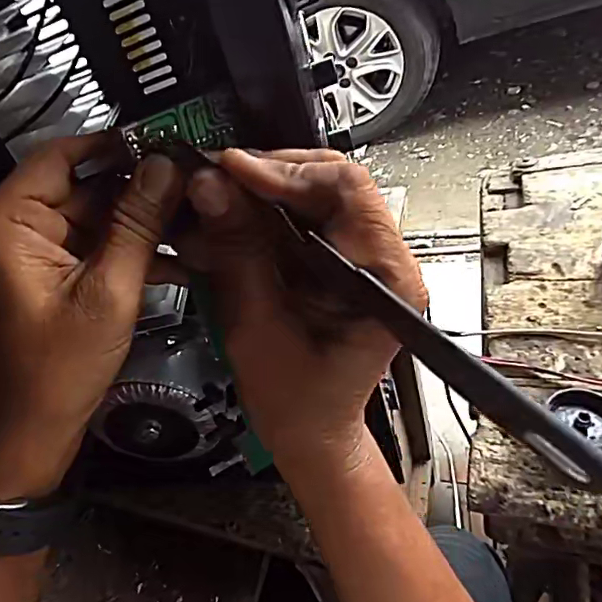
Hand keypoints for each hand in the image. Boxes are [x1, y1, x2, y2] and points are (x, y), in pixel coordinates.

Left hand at [0, 137, 182, 498]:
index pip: (63, 154)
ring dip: (144, 222)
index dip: (116, 145)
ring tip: (195, 222)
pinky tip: (177, 258)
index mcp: (10, 223)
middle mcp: (18, 228)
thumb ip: (137, 226)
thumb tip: (164, 167)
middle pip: (87, 185)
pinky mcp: (58, 274)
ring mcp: (39, 252)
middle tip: (193, 185)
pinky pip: (99, 245)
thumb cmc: (57, 371)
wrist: (35, 432)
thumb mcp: (109, 292)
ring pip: (100, 215)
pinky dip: (133, 249)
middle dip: (141, 189)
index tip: (165, 143)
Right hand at [181, 149, 426, 478]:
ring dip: (261, 191)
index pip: (348, 190)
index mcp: (386, 280)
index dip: (285, 171)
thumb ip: (237, 252)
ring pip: (313, 193)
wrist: (312, 431)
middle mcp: (384, 261)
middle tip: (216, 177)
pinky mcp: (338, 260)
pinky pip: (301, 217)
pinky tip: (230, 217)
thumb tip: (214, 187)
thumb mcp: (257, 328)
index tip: (233, 169)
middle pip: (332, 182)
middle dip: (268, 174)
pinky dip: (262, 211)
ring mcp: (362, 258)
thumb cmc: (301, 402)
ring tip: (217, 196)